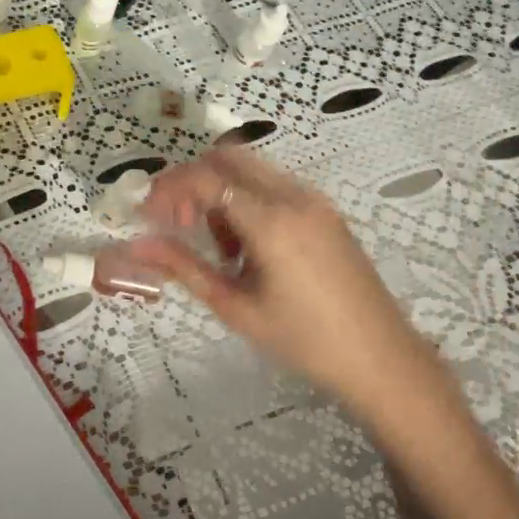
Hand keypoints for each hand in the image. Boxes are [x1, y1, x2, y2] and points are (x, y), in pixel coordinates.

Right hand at [128, 147, 438, 412]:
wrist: (383, 360)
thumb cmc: (304, 340)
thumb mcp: (236, 307)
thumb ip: (183, 267)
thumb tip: (136, 247)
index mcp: (271, 221)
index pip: (205, 179)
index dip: (168, 190)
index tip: (146, 216)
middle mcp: (294, 197)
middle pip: (227, 158)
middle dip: (191, 182)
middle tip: (175, 222)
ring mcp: (315, 201)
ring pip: (250, 169)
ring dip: (219, 190)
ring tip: (215, 245)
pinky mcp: (326, 212)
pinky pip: (273, 185)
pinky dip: (246, 199)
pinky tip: (246, 246)